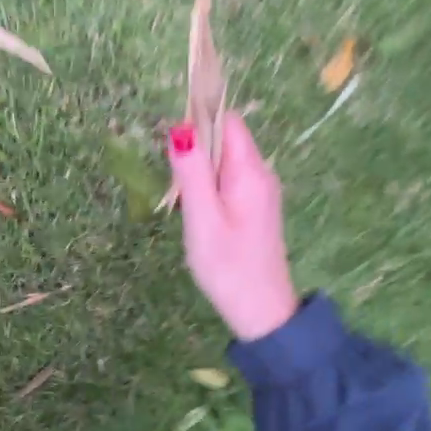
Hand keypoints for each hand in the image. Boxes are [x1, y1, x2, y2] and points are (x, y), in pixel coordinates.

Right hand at [168, 113, 299, 340]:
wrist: (262, 313)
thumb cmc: (228, 266)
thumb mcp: (202, 218)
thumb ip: (190, 172)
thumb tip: (179, 127)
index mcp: (250, 171)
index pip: (227, 121)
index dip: (198, 117)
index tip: (169, 137)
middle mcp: (260, 174)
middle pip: (226, 136)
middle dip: (195, 142)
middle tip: (169, 171)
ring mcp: (259, 191)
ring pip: (224, 158)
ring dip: (198, 164)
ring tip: (178, 191)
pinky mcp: (253, 207)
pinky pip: (227, 177)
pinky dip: (207, 180)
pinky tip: (193, 204)